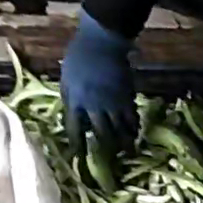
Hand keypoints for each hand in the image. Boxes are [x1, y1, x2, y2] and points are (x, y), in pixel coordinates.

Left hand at [60, 11, 136, 156]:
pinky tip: (135, 133)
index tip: (80, 159)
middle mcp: (93, 105)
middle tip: (111, 161)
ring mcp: (111, 102)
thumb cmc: (80, 57)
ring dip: (124, 143)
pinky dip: (134, 127)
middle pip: (101, 134)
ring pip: (119, 129)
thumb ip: (71, 101)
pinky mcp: (126, 97)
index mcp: (74, 100)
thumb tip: (77, 121)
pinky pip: (132, 118)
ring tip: (128, 153)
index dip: (78, 147)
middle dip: (106, 149)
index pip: (74, 130)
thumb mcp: (67, 79)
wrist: (101, 41)